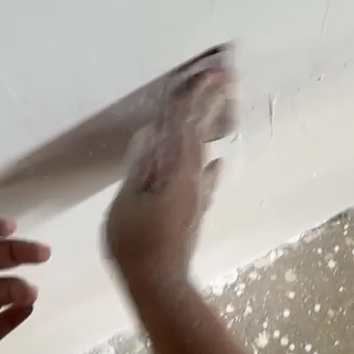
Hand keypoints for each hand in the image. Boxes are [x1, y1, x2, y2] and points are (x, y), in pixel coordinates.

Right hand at [104, 66, 233, 294]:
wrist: (160, 284)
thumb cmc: (137, 244)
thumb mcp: (127, 202)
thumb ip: (141, 167)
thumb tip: (152, 135)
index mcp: (175, 169)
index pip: (184, 122)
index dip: (193, 94)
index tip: (207, 69)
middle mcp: (192, 175)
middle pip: (201, 129)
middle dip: (211, 98)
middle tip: (225, 70)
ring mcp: (196, 193)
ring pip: (203, 149)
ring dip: (210, 123)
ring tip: (218, 103)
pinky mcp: (194, 209)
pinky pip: (203, 176)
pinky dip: (208, 162)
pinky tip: (216, 161)